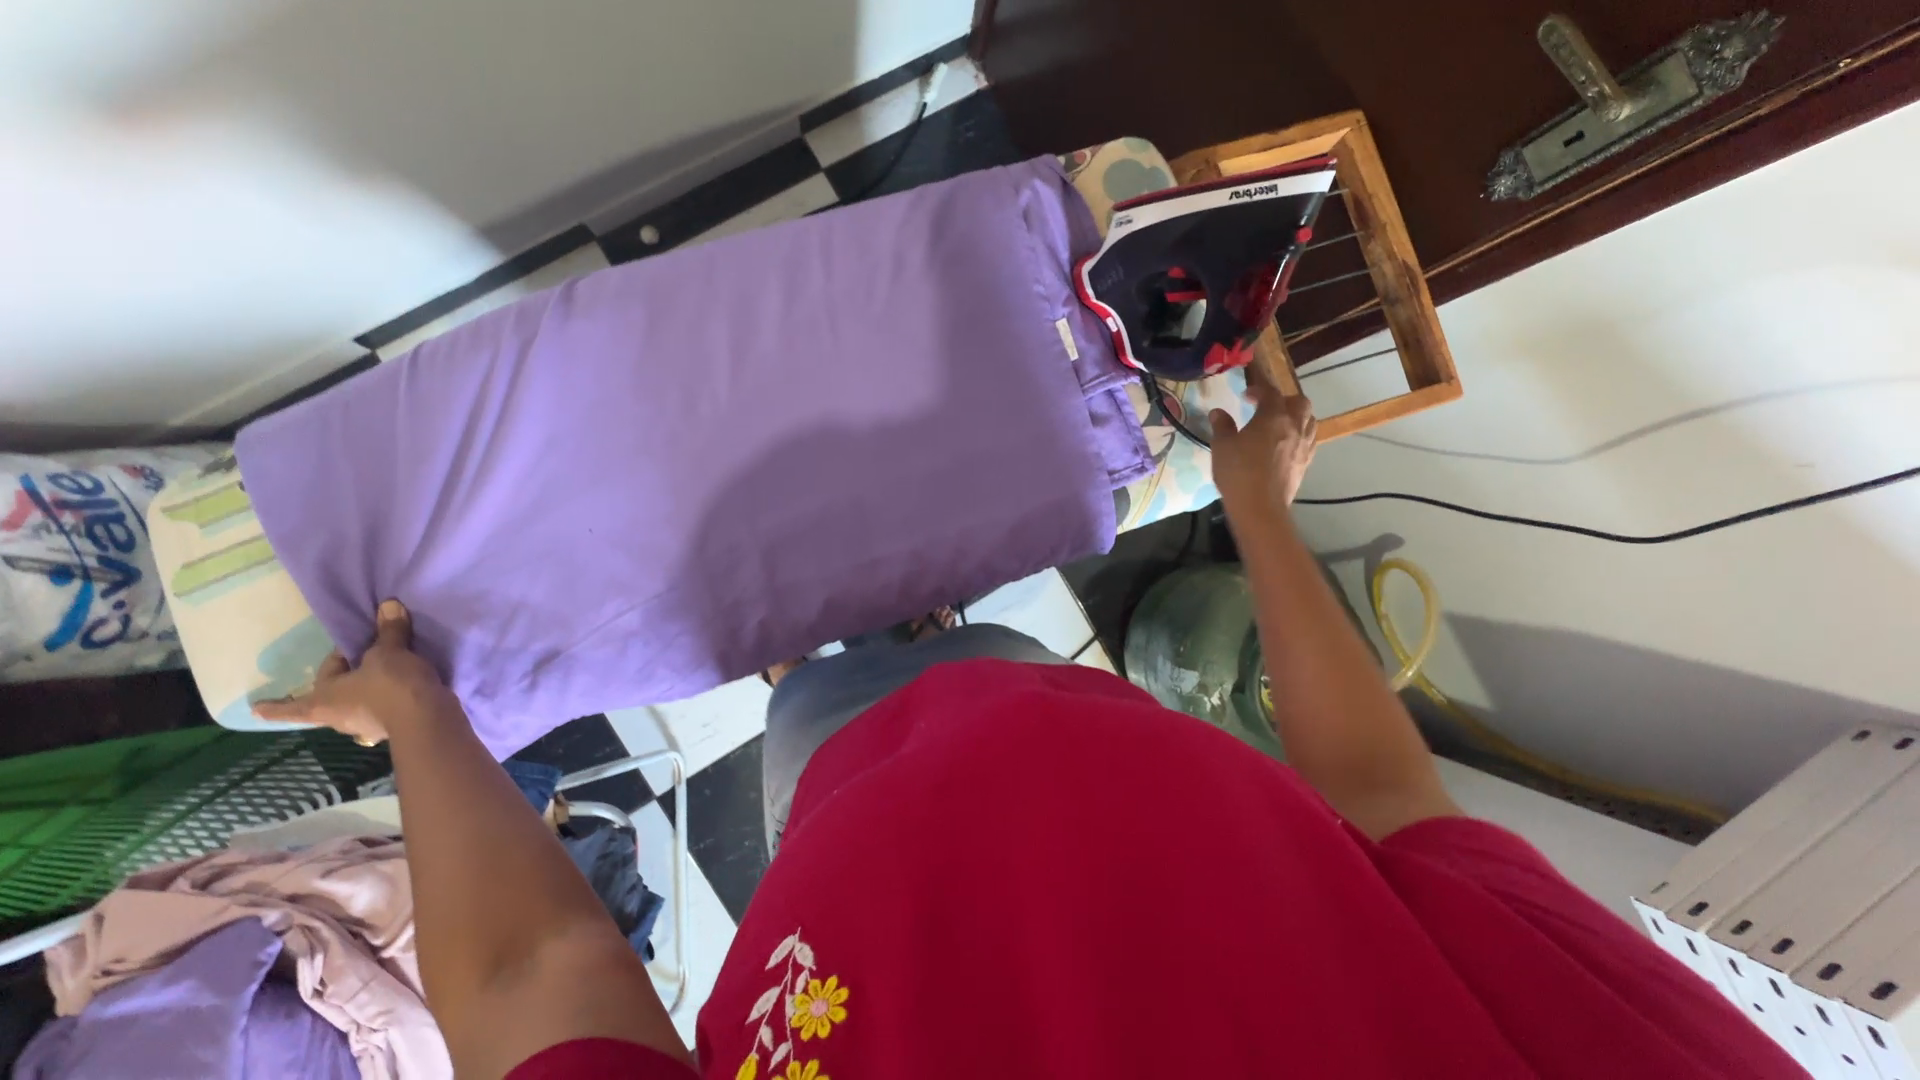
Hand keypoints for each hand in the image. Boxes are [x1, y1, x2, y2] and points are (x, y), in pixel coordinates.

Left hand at [253, 600, 458, 744]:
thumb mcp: (388, 652)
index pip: (292, 705)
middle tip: (349, 667)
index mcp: (323, 701)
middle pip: (327, 700)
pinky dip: (387, 700)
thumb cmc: (390, 685)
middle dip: (336, 686)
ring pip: (355, 707)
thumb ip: (387, 632)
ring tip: (378, 676)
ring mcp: (365, 726)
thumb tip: (387, 606)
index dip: (274, 706)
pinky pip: (382, 710)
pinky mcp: (392, 728)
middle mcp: (338, 718)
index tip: (254, 710)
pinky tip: (402, 690)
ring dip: (362, 694)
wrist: (426, 718)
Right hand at [1209, 382, 1317, 514]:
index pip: (1270, 392)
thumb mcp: (1222, 446)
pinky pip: (1309, 439)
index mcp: (1273, 416)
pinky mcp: (1306, 462)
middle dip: (1284, 400)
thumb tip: (1218, 413)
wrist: (1260, 506)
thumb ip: (1222, 426)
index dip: (1259, 389)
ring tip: (1280, 424)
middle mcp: (1294, 426)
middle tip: (1268, 408)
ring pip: (1309, 420)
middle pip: (1299, 402)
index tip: (1246, 394)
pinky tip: (1285, 444)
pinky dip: (1299, 435)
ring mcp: (1304, 445)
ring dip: (1296, 416)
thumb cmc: (1238, 472)